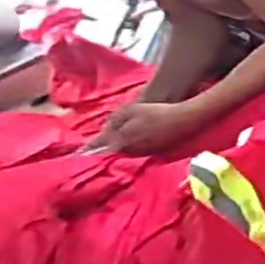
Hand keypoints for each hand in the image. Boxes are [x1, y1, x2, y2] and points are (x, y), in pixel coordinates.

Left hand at [89, 101, 205, 154]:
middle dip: (107, 147)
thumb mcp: (131, 110)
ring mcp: (146, 151)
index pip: (100, 144)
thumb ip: (114, 120)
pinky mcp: (159, 151)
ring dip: (122, 148)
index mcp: (121, 140)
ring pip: (128, 151)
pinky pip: (142, 151)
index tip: (77, 153)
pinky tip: (142, 142)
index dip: (88, 147)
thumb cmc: (158, 112)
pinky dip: (138, 147)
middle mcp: (131, 149)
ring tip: (120, 143)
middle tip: (99, 146)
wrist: (187, 120)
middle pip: (114, 150)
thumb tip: (104, 130)